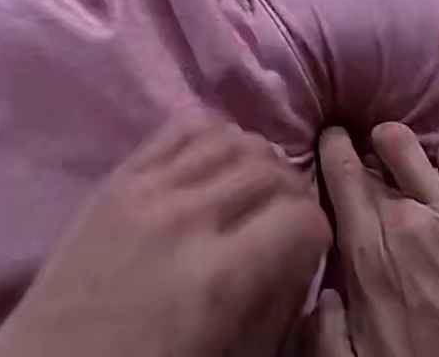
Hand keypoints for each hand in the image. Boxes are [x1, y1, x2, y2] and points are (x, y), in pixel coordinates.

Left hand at [0, 119, 330, 356]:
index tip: (310, 249)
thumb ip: (270, 312)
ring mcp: (149, 187)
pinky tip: (220, 157)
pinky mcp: (120, 174)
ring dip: (259, 157)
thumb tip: (300, 262)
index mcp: (217, 279)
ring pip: (233, 138)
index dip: (318, 233)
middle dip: (294, 191)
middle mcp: (188, 217)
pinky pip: (184, 126)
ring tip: (258, 183)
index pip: (301, 219)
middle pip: (271, 170)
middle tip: (289, 215)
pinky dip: (216, 133)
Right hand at [310, 123, 438, 356]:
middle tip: (364, 162)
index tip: (331, 142)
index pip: (340, 170)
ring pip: (408, 143)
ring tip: (402, 159)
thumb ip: (326, 327)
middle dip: (361, 150)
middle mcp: (405, 216)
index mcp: (368, 250)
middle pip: (371, 155)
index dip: (332, 147)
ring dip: (397, 145)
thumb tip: (320, 287)